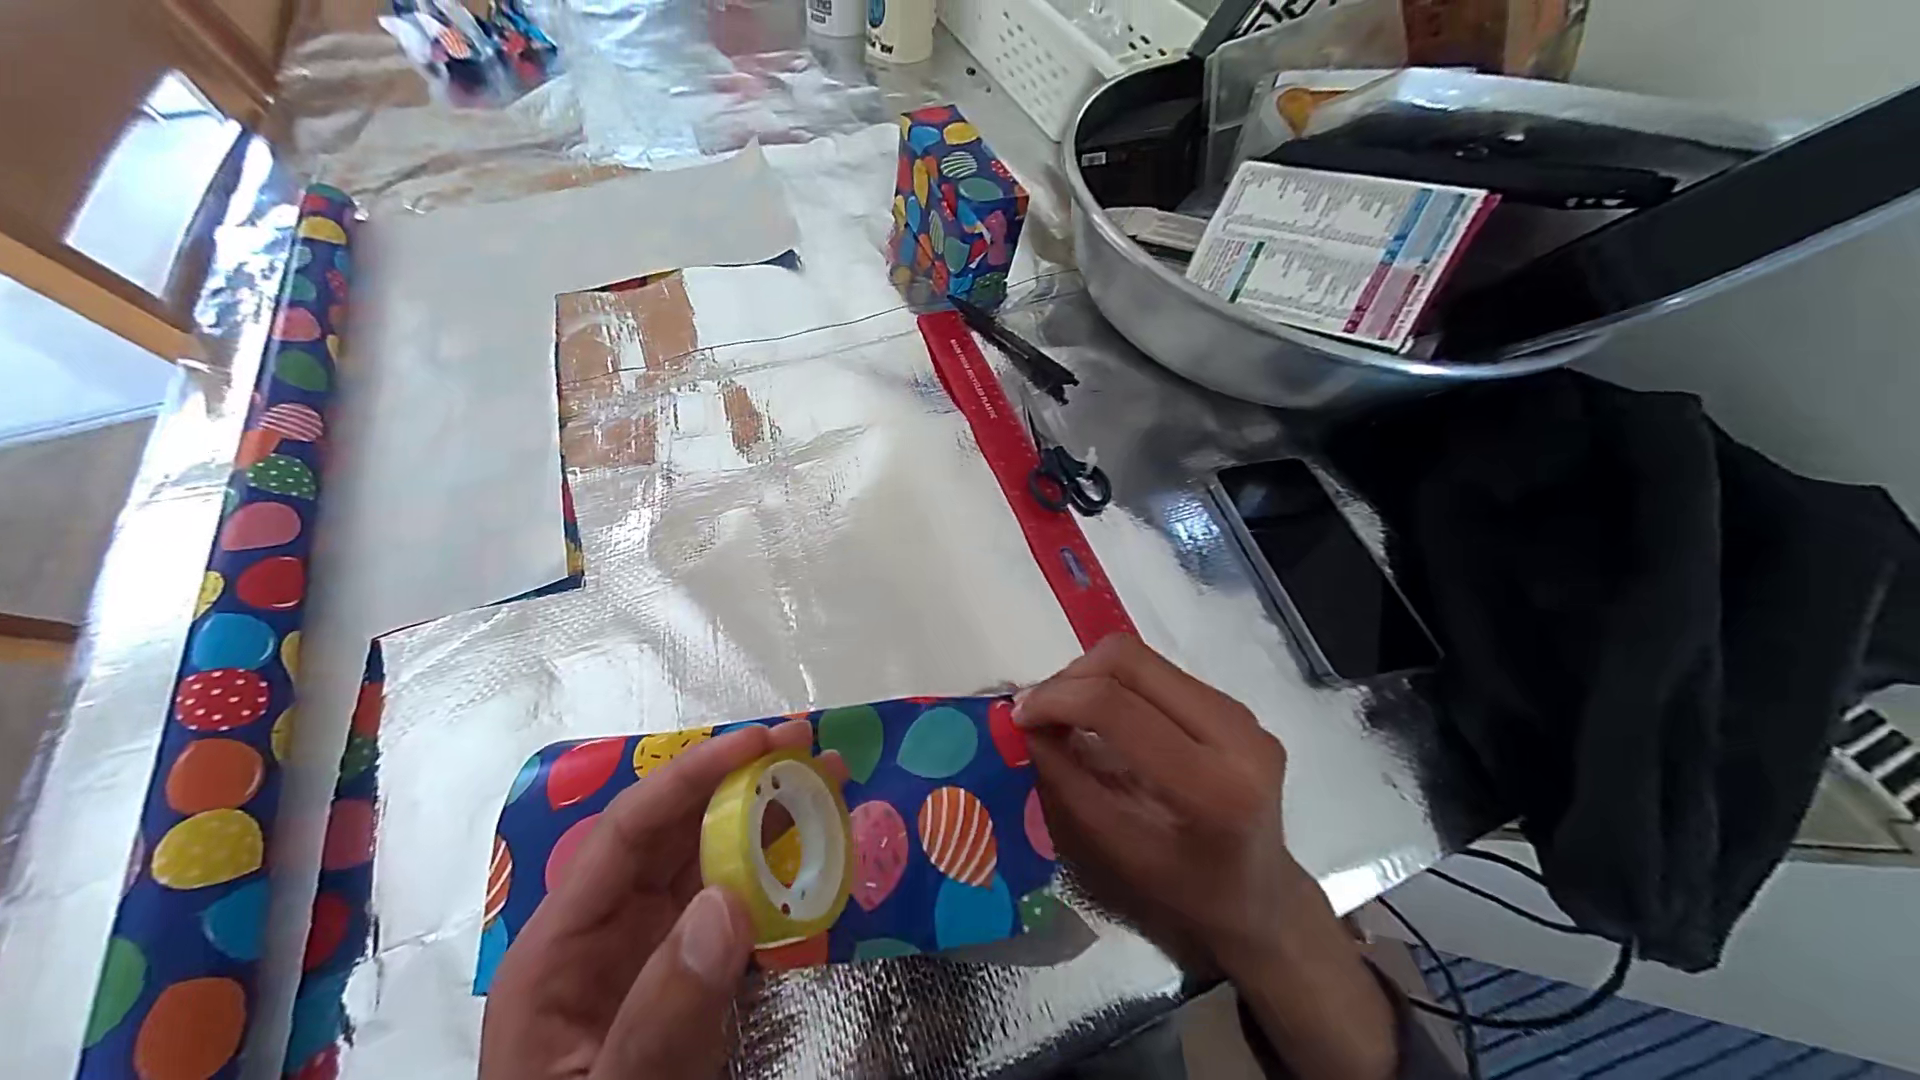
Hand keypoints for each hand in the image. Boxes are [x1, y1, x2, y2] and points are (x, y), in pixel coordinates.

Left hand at [480, 721, 843, 1079]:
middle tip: (806, 746)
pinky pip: (733, 901)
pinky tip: (813, 849)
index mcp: (561, 948)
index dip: (693, 776)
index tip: (760, 743)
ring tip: (824, 779)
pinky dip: (775, 869)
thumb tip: (726, 903)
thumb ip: (661, 1020)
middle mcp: (605, 930)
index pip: (628, 831)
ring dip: (766, 813)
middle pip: (674, 831)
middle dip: (740, 779)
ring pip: (708, 857)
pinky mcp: (686, 971)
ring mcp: (648, 950)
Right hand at [1015, 635, 1396, 1079]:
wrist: (1262, 898)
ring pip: (1142, 657)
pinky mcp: (1233, 705)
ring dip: (1091, 675)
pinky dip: (1115, 682)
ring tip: (1066, 712)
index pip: (1118, 708)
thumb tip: (1024, 724)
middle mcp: (1235, 734)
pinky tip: (1102, 715)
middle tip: (1039, 710)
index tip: (1019, 716)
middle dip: (1070, 677)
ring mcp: (1240, 713)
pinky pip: (1158, 671)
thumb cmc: (1185, 891)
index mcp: (1211, 786)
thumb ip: (1065, 780)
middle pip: (1130, 661)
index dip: (1057, 700)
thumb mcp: (1113, 848)